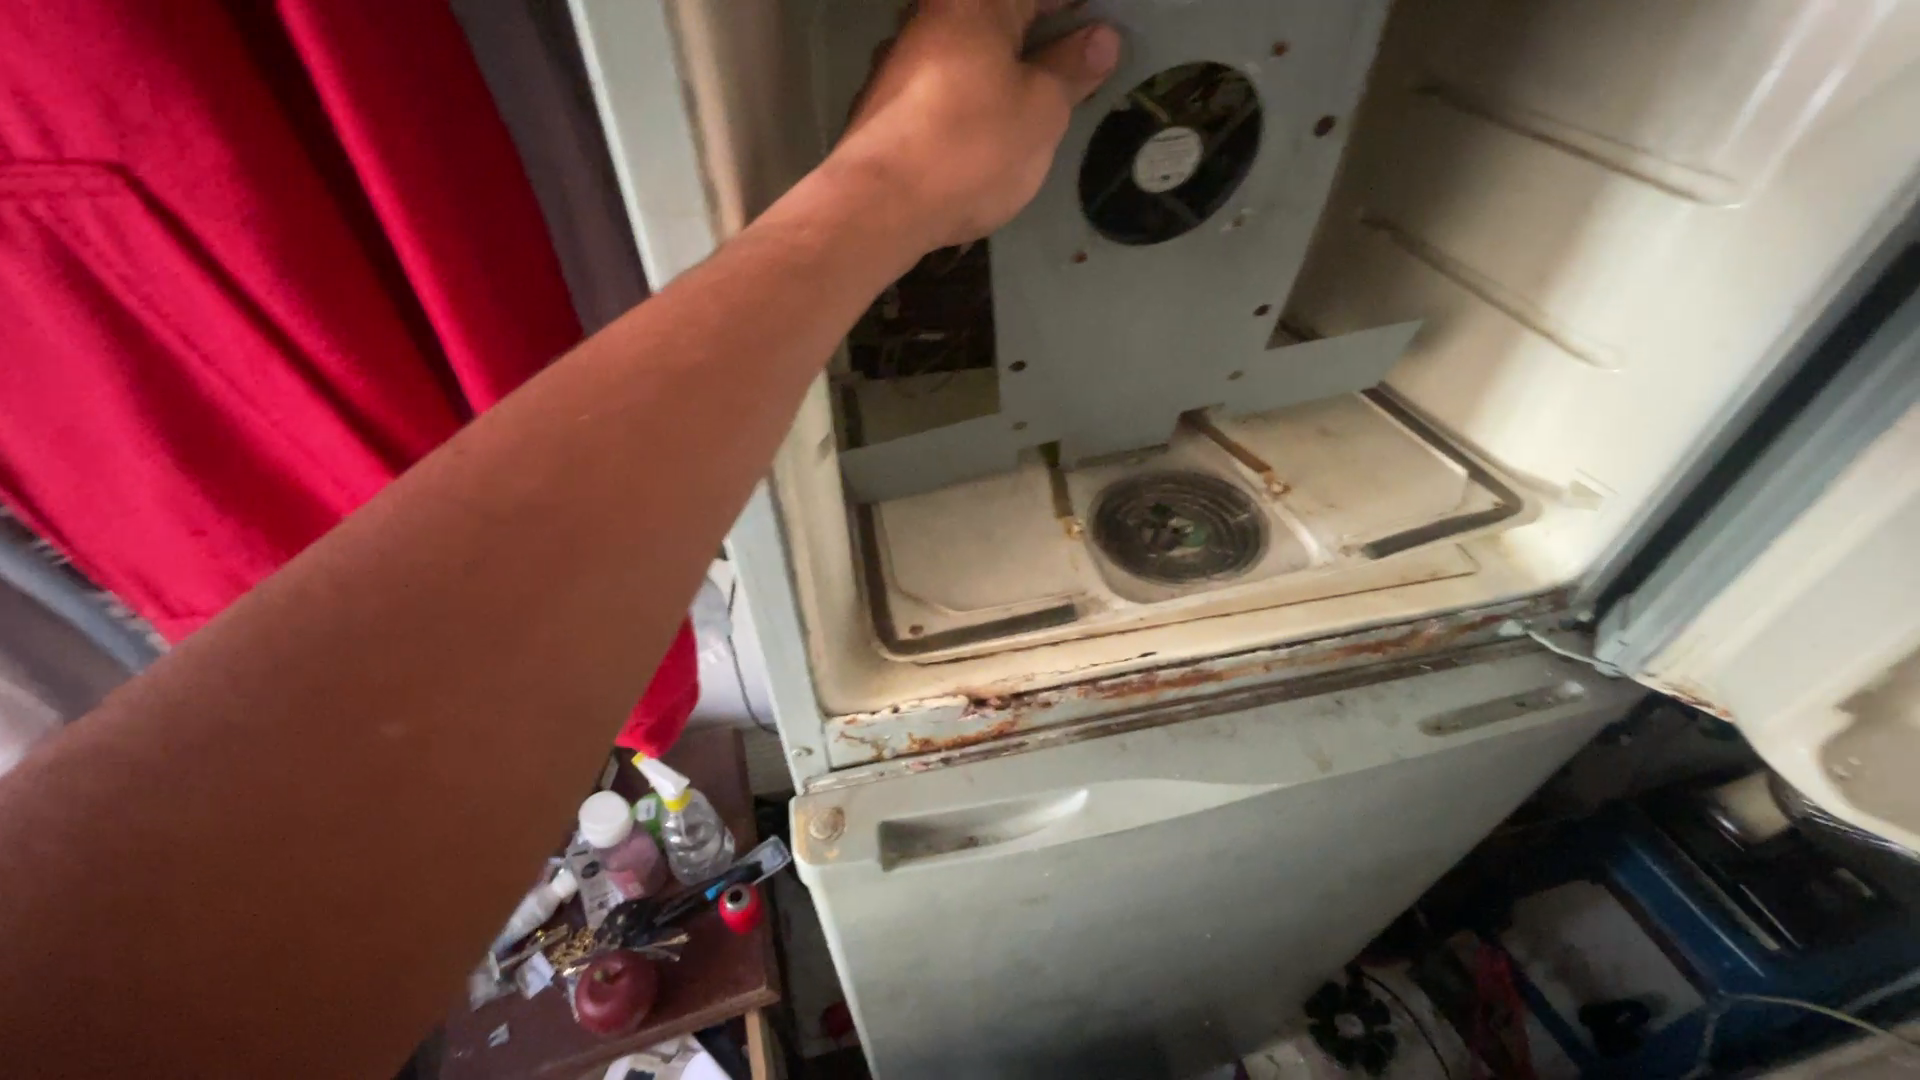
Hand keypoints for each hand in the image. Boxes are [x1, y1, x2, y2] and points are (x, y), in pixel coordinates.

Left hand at [830, 0, 1121, 252]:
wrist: (881, 205)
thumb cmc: (973, 146)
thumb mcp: (1042, 111)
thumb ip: (1072, 71)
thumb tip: (1101, 39)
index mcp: (975, 0)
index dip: (1076, 10)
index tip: (1100, 34)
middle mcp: (928, 17)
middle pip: (995, 18)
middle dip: (1035, 40)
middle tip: (1071, 73)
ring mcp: (896, 63)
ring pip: (963, 55)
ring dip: (998, 72)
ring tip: (1029, 108)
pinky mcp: (879, 110)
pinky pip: (937, 91)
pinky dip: (966, 102)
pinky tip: (979, 136)